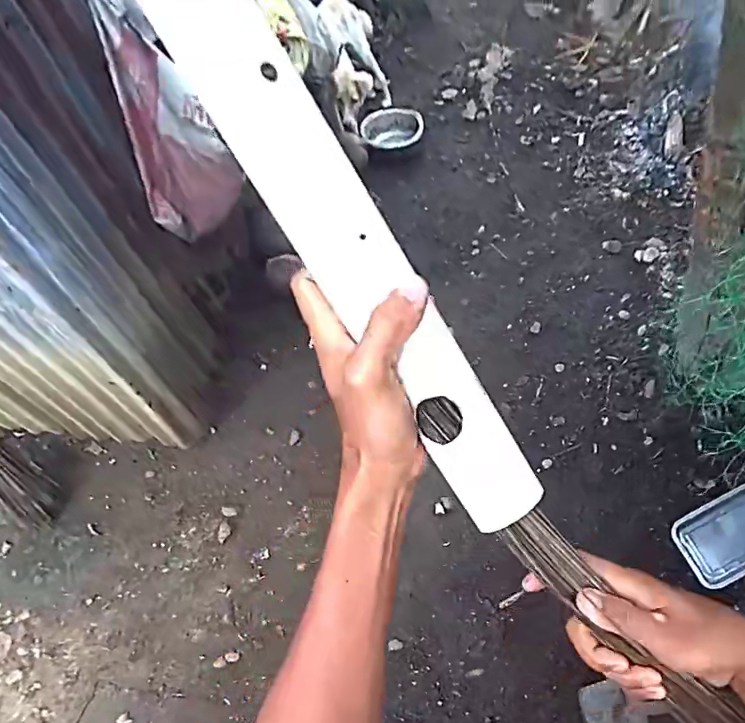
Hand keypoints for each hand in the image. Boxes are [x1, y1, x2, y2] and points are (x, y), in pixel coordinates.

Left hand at [289, 269, 429, 483]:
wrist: (390, 470)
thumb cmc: (367, 435)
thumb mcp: (370, 375)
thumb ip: (386, 329)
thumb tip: (407, 293)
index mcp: (331, 337)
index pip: (312, 282)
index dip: (324, 254)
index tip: (341, 230)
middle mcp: (351, 343)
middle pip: (360, 292)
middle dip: (381, 279)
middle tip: (398, 268)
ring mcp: (378, 357)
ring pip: (393, 315)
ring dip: (411, 312)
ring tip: (421, 308)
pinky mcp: (402, 371)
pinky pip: (416, 341)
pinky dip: (427, 339)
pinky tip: (432, 344)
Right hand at [524, 552, 744, 700]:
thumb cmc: (711, 643)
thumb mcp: (660, 634)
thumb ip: (617, 617)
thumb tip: (581, 597)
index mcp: (634, 590)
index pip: (586, 570)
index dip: (555, 574)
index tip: (531, 582)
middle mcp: (633, 604)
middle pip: (588, 624)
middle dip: (600, 655)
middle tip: (626, 669)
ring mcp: (640, 625)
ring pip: (607, 648)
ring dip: (624, 673)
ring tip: (654, 681)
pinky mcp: (649, 645)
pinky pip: (626, 662)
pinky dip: (637, 680)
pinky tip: (657, 686)